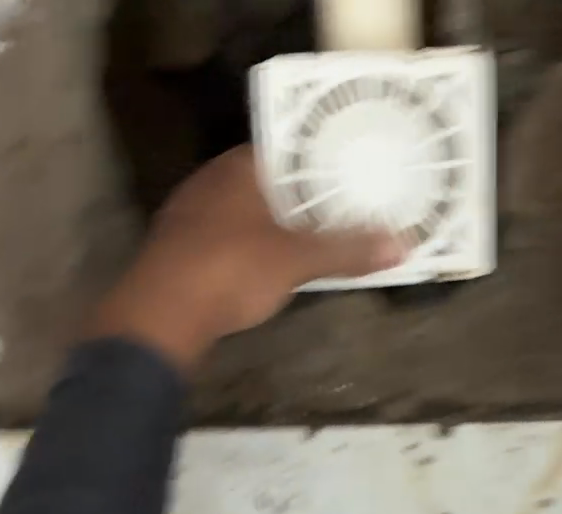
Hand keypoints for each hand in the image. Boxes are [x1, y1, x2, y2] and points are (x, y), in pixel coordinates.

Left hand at [87, 147, 402, 372]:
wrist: (160, 315)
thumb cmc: (230, 269)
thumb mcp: (296, 260)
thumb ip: (345, 251)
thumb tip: (400, 245)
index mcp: (237, 168)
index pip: (284, 151)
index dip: (315, 164)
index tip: (346, 179)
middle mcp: (208, 183)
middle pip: (262, 184)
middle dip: (294, 200)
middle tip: (334, 214)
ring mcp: (186, 218)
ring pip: (238, 215)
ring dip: (267, 229)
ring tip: (304, 244)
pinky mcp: (175, 254)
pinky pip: (220, 243)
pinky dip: (244, 252)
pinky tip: (259, 272)